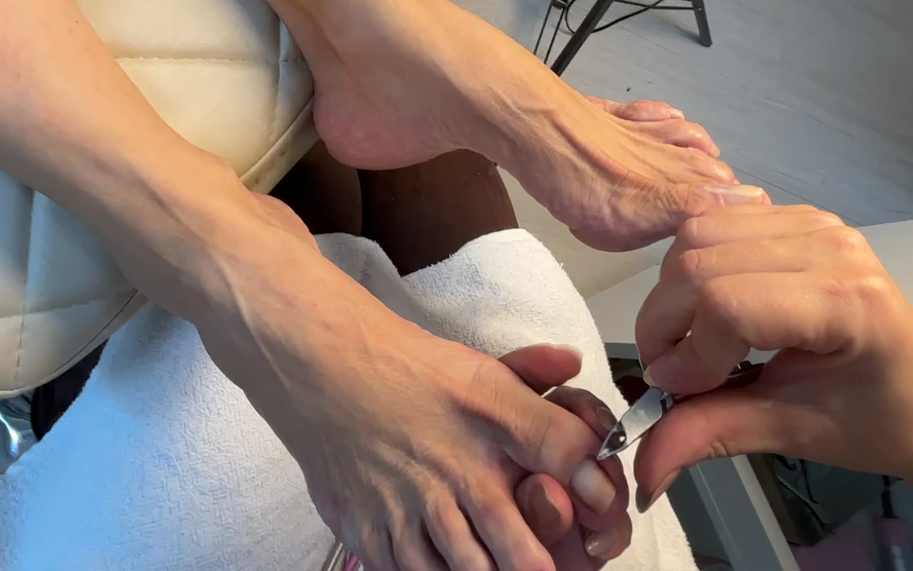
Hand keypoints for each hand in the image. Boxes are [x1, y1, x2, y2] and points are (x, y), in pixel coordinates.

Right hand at [195, 199, 622, 570]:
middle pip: (507, 558)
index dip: (574, 529)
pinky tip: (431, 562)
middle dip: (530, 560)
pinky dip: (421, 569)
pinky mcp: (363, 527)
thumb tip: (574, 371)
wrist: (320, 361)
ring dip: (475, 568)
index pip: (550, 514)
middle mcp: (448, 494)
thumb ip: (532, 387)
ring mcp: (402, 516)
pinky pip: (402, 569)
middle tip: (545, 562)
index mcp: (483, 456)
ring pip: (453, 570)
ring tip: (489, 563)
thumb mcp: (476, 372)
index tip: (592, 536)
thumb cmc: (401, 364)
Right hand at [627, 200, 912, 508]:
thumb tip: (643, 462)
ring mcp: (811, 221)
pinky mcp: (793, 215)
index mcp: (848, 300)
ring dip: (673, 290)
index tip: (674, 389)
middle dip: (666, 320)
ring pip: (695, 235)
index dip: (688, 349)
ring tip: (689, 336)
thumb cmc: (880, 420)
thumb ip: (711, 432)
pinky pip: (710, 222)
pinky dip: (691, 264)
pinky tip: (709, 302)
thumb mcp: (795, 432)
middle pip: (700, 263)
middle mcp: (829, 245)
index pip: (726, 304)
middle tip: (668, 366)